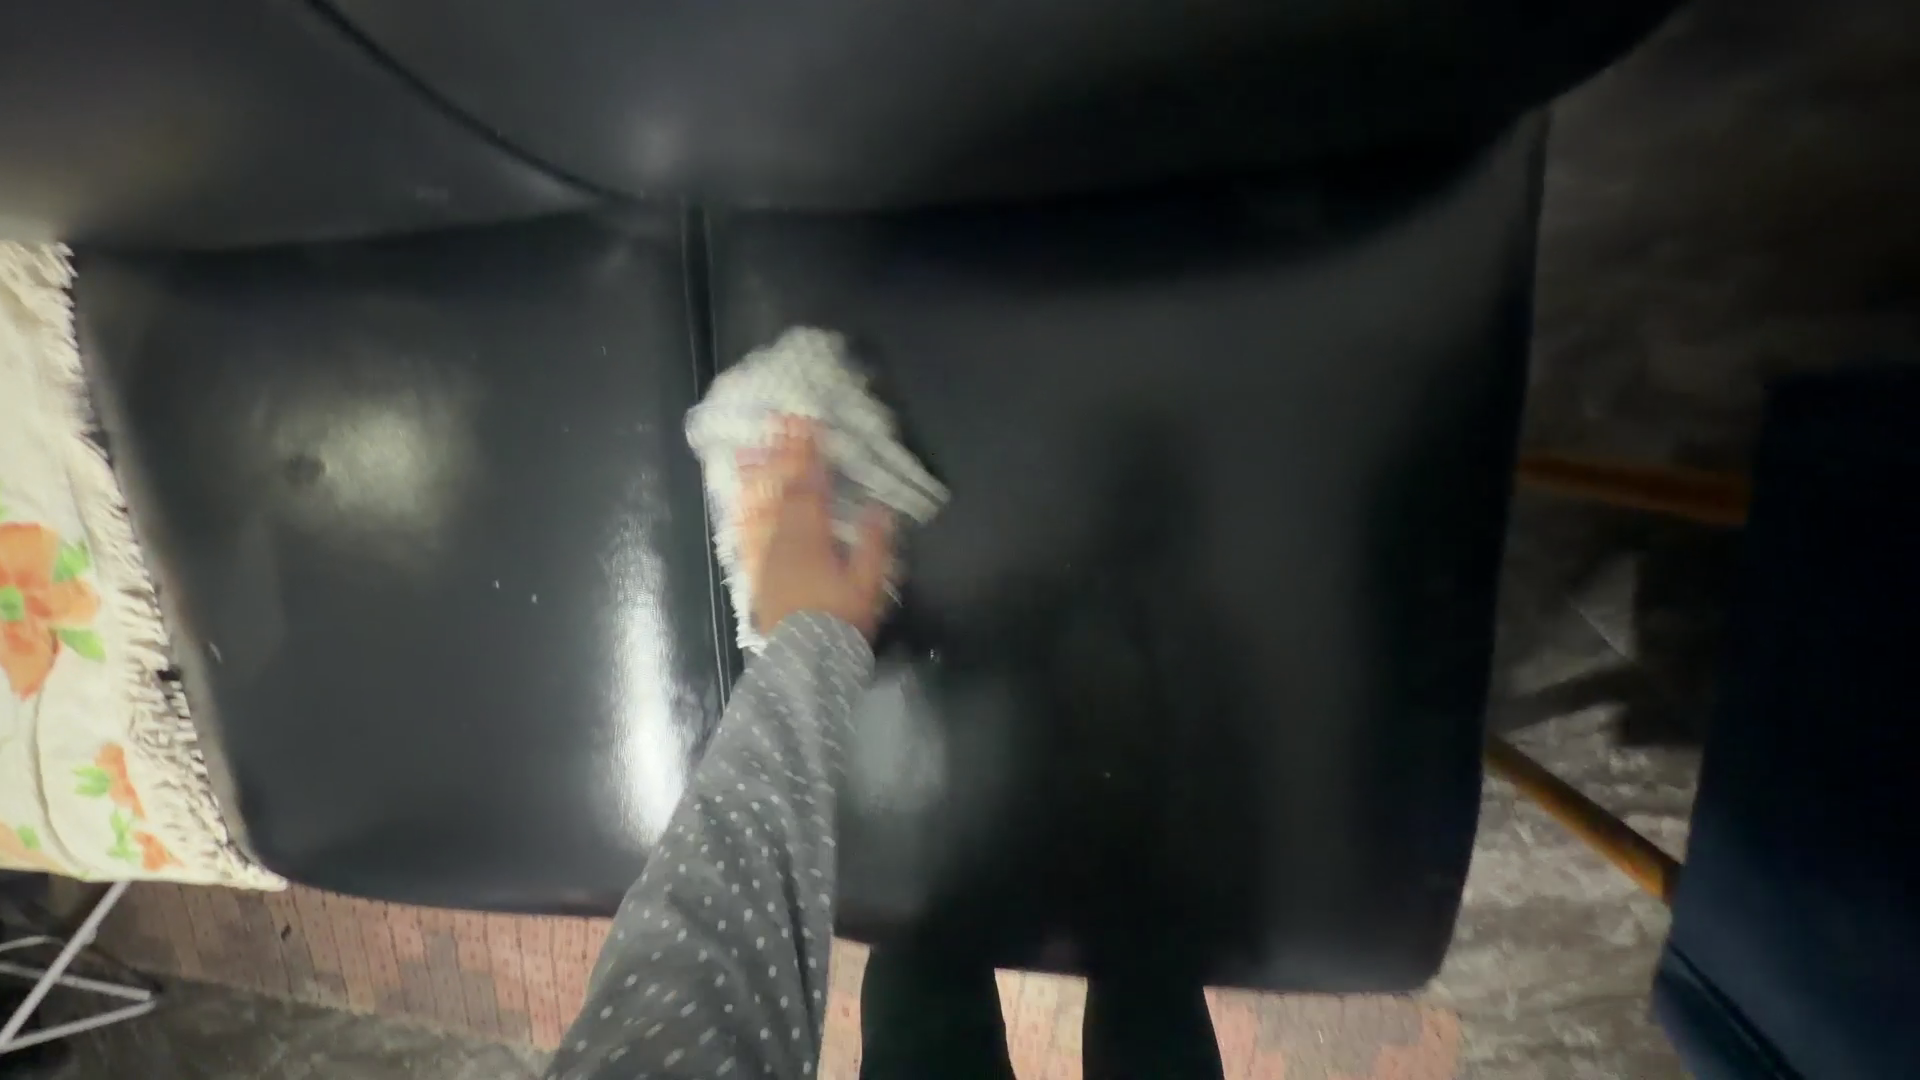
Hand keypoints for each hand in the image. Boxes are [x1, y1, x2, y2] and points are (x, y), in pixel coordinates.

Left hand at [737, 417, 895, 640]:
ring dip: (758, 476)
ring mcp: (766, 555)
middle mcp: (782, 539)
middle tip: (778, 424)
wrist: (804, 659)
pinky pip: (749, 532)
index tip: (808, 426)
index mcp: (811, 537)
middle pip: (781, 490)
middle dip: (782, 454)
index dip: (809, 455)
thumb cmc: (839, 620)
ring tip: (751, 450)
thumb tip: (878, 509)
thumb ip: (872, 544)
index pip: (809, 487)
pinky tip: (742, 501)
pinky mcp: (758, 571)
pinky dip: (746, 510)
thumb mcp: (867, 584)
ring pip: (760, 507)